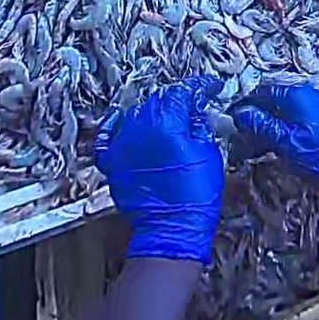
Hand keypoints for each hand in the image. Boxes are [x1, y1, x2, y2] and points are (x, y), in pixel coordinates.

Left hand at [95, 76, 225, 262]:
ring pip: (137, 114)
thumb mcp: (208, 155)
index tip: (209, 87)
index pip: (182, 92)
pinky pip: (110, 136)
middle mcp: (140, 127)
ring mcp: (123, 144)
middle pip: (158, 100)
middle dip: (176, 100)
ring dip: (153, 113)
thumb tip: (196, 110)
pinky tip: (123, 123)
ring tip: (168, 120)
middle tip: (191, 105)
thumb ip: (200, 126)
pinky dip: (117, 128)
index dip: (197, 87)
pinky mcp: (113, 162)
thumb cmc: (195, 198)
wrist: (171, 232)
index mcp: (167, 122)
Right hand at [232, 84, 318, 207]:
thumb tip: (239, 112)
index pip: (258, 93)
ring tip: (260, 154)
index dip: (243, 109)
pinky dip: (287, 138)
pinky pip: (299, 126)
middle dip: (255, 123)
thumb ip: (262, 126)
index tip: (231, 126)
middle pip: (271, 105)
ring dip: (270, 133)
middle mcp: (307, 96)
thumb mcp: (289, 143)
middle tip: (243, 146)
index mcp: (294, 94)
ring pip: (285, 117)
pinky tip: (284, 155)